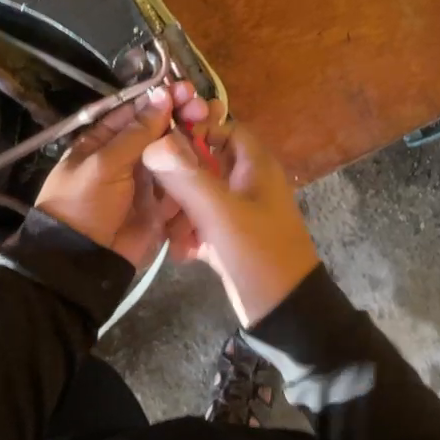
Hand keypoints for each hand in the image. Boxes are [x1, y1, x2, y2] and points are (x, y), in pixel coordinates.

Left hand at [34, 82, 209, 267]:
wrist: (83, 261)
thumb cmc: (84, 204)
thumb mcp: (105, 164)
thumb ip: (137, 131)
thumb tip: (162, 95)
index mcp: (105, 141)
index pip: (137, 111)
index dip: (162, 99)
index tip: (186, 90)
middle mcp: (128, 156)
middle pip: (161, 130)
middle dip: (183, 117)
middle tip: (203, 109)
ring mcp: (147, 180)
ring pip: (175, 154)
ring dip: (194, 141)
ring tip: (213, 128)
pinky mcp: (163, 203)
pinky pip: (183, 182)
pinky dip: (197, 171)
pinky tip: (213, 158)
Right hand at [141, 105, 320, 325]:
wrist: (285, 311)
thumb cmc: (259, 252)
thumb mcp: (221, 213)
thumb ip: (187, 176)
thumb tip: (154, 142)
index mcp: (255, 164)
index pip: (224, 128)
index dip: (195, 134)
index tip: (163, 150)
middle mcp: (247, 181)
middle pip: (204, 163)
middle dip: (179, 182)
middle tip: (161, 204)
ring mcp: (239, 210)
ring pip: (199, 195)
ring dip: (180, 213)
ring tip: (173, 236)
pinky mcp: (230, 237)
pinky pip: (201, 223)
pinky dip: (189, 235)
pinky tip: (183, 255)